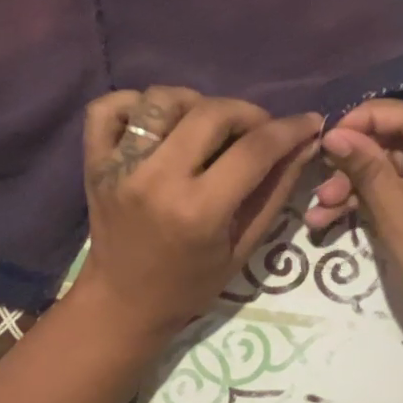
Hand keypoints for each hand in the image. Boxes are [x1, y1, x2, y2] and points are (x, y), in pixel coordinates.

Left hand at [72, 87, 322, 336]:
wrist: (122, 302)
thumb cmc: (190, 283)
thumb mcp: (243, 247)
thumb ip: (275, 192)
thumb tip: (305, 144)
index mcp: (198, 211)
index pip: (254, 150)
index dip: (289, 129)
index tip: (308, 123)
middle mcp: (156, 180)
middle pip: (210, 112)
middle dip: (247, 112)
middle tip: (257, 129)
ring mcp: (119, 167)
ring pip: (159, 100)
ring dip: (193, 102)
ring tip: (206, 123)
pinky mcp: (94, 161)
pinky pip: (107, 107)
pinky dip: (132, 103)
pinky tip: (156, 122)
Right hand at [305, 99, 402, 338]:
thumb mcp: (402, 221)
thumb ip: (368, 171)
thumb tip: (332, 132)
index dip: (367, 120)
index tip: (326, 134)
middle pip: (402, 139)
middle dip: (357, 159)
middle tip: (319, 174)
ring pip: (394, 164)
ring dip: (356, 183)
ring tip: (321, 208)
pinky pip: (399, 188)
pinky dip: (369, 200)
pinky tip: (330, 216)